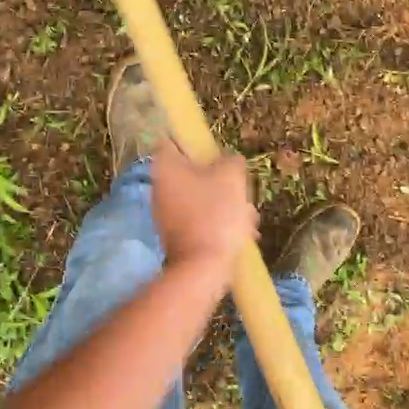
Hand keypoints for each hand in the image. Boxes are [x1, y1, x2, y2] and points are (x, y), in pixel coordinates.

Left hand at [151, 145, 257, 282]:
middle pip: (193, 171)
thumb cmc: (214, 213)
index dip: (195, 143)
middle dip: (221, 180)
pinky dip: (220, 222)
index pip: (173, 140)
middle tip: (240, 189)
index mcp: (166, 166)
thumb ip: (231, 160)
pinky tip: (243, 233)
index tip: (216, 153)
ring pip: (202, 197)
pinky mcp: (178, 234)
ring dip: (226, 203)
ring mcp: (167, 213)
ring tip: (248, 217)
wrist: (203, 267)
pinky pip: (201, 218)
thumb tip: (229, 161)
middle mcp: (160, 187)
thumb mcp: (231, 176)